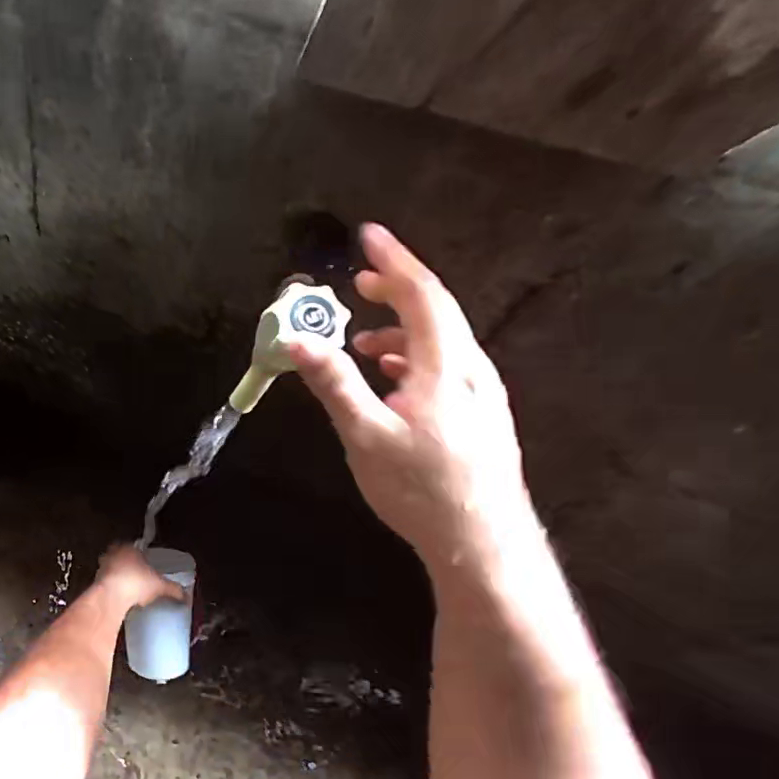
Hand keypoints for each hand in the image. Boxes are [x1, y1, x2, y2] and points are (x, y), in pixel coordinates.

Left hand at [90, 545, 183, 610]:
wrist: (111, 595)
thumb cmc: (136, 582)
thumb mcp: (160, 585)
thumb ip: (173, 588)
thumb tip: (185, 594)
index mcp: (130, 548)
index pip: (136, 547)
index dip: (141, 556)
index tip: (146, 564)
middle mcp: (114, 553)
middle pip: (122, 556)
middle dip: (128, 564)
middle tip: (137, 575)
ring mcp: (102, 566)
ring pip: (112, 567)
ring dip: (118, 575)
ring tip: (129, 588)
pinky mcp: (95, 580)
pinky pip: (106, 582)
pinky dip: (112, 587)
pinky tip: (119, 596)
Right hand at [290, 224, 536, 570]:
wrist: (481, 542)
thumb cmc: (420, 488)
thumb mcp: (365, 435)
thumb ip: (333, 383)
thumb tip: (297, 341)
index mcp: (446, 366)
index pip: (422, 296)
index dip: (394, 262)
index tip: (369, 236)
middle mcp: (471, 370)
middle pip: (437, 312)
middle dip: (397, 290)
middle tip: (360, 285)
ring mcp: (481, 394)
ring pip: (442, 342)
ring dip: (401, 330)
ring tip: (362, 343)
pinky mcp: (479, 416)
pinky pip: (445, 367)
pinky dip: (413, 357)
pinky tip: (391, 380)